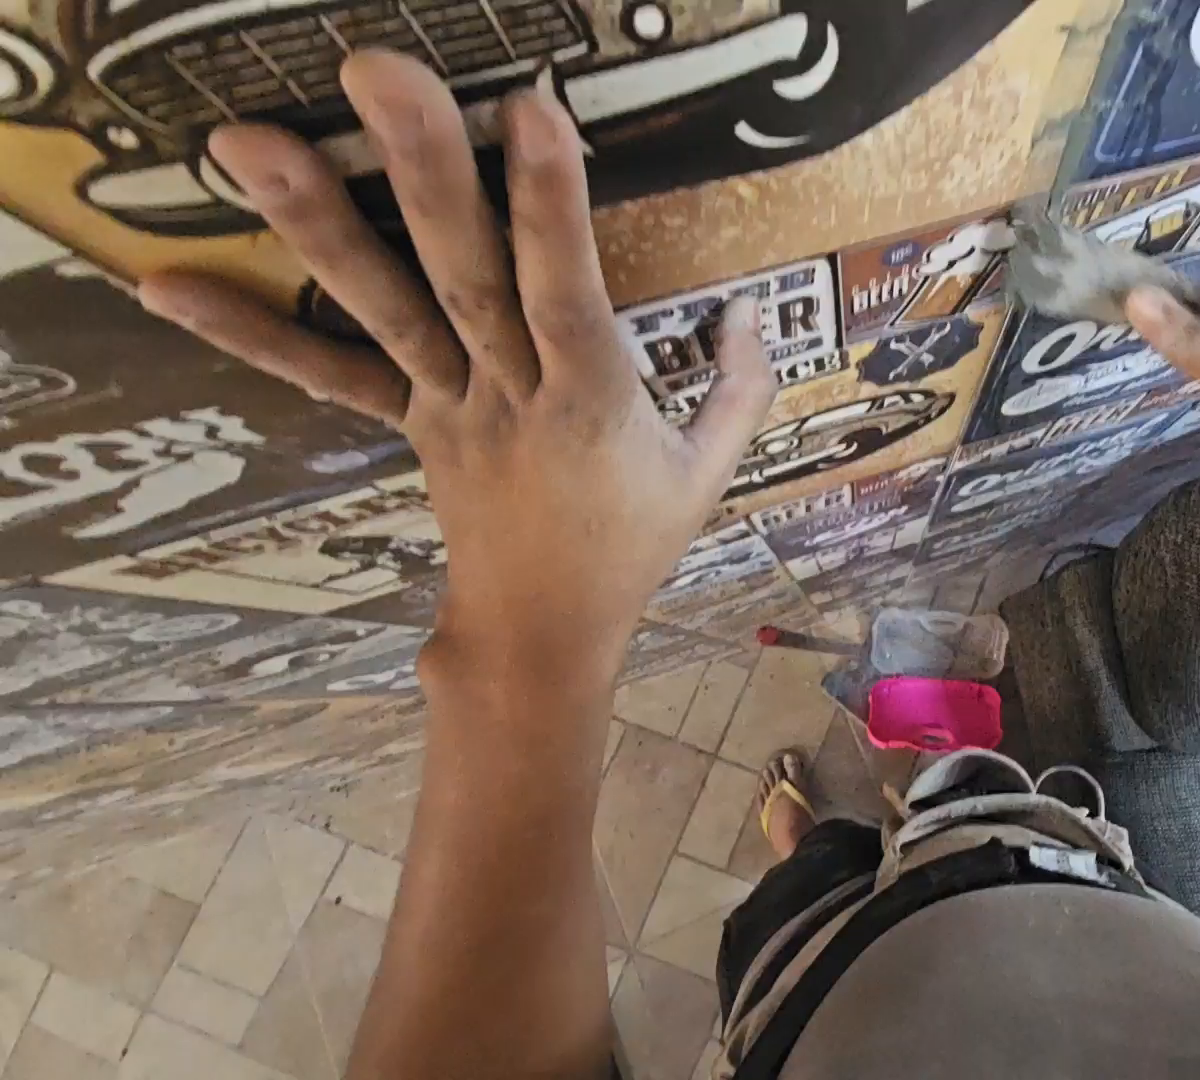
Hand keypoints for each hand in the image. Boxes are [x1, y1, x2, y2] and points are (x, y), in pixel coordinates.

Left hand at [139, 50, 774, 676]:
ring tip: (247, 142)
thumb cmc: (634, 545)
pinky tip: (168, 285)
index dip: (554, 213)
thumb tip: (752, 314)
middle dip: (429, 179)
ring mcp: (449, 410)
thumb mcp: (709, 474)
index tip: (535, 115)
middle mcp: (512, 399)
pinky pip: (334, 382)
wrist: (547, 625)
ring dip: (321, 229)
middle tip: (383, 76)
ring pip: (388, 317)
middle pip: (468, 285)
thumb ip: (739, 392)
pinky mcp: (412, 425)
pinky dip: (257, 338)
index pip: (571, 301)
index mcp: (594, 411)